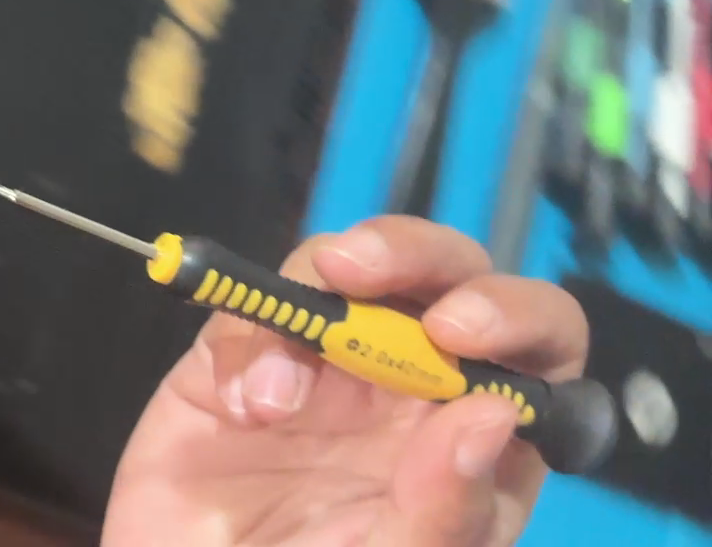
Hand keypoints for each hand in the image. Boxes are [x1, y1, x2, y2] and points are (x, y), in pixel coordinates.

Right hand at [105, 217, 587, 546]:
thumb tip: (490, 414)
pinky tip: (239, 412)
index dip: (511, 316)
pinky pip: (240, 312)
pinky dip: (241, 350)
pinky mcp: (230, 350)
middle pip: (433, 275)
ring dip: (302, 300)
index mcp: (470, 435)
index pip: (531, 347)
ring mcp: (310, 358)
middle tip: (354, 273)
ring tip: (273, 402)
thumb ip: (447, 506)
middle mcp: (399, 381)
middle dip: (406, 253)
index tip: (459, 330)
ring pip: (327, 268)